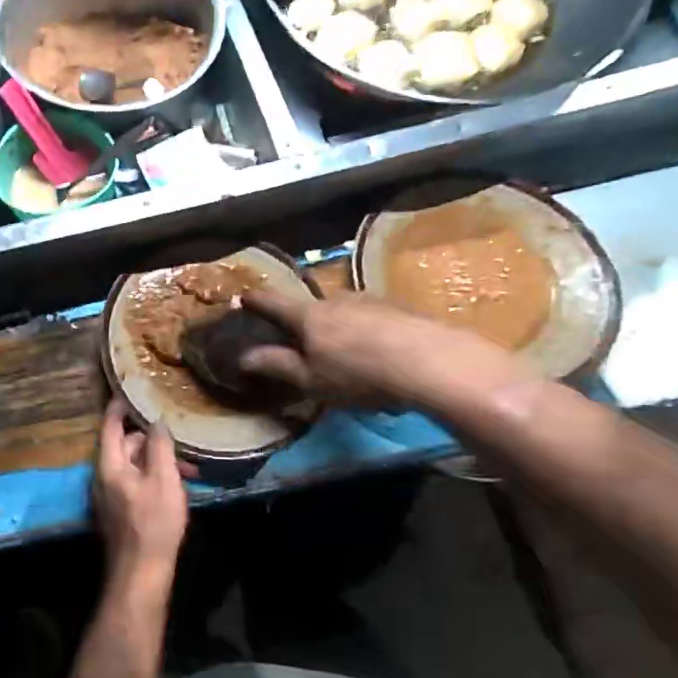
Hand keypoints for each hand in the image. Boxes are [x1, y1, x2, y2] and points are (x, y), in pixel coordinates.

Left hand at [94, 399, 188, 576]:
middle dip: (151, 439)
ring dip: (157, 462)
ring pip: (133, 466)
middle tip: (179, 439)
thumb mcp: (163, 479)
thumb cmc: (154, 523)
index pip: (110, 427)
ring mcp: (109, 495)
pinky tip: (177, 487)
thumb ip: (159, 447)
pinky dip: (153, 478)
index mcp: (109, 465)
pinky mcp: (118, 510)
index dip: (119, 407)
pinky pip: (134, 482)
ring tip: (189, 470)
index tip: (127, 391)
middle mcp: (103, 477)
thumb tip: (156, 422)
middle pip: (124, 446)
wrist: (141, 572)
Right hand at [237, 290, 535, 412]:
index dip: (255, 301)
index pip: (273, 302)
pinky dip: (372, 337)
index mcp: (308, 315)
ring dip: (343, 332)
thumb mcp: (310, 379)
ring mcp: (372, 301)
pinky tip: (384, 362)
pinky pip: (376, 322)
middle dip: (307, 325)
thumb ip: (275, 365)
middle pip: (313, 309)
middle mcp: (337, 299)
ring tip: (352, 362)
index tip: (242, 297)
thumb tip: (242, 356)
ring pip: (347, 315)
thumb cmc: (359, 374)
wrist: (435, 363)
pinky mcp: (403, 309)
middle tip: (309, 349)